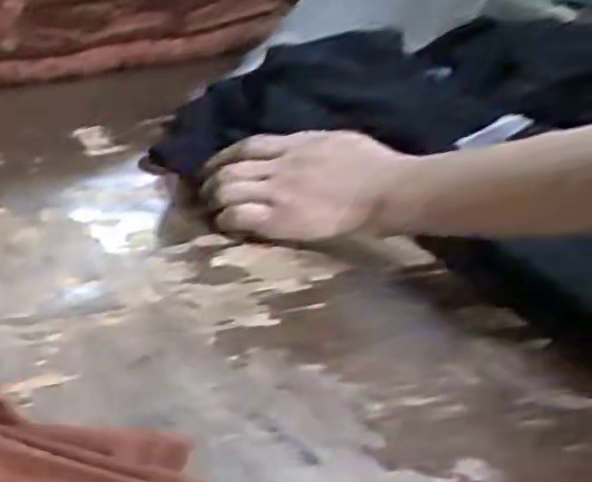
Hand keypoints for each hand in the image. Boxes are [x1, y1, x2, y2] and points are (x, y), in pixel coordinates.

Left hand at [201, 131, 416, 240]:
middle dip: (208, 184)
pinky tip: (228, 225)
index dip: (220, 158)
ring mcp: (278, 191)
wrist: (391, 190)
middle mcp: (284, 165)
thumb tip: (274, 154)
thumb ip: (302, 147)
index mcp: (300, 143)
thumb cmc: (372, 167)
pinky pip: (233, 215)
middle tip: (204, 197)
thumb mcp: (337, 142)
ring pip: (225, 191)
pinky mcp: (276, 217)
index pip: (248, 145)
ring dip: (212, 203)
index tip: (208, 170)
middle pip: (228, 170)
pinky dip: (224, 220)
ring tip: (213, 212)